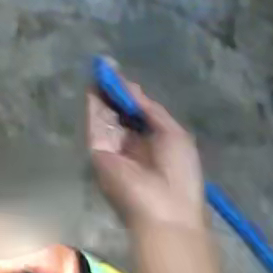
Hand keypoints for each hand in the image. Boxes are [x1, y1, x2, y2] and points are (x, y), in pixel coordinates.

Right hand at [86, 77, 206, 232]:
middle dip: (113, 88)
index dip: (129, 92)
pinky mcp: (96, 148)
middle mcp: (131, 142)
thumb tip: (129, 84)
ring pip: (104, 113)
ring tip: (98, 68)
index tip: (120, 71)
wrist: (164, 208)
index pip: (137, 111)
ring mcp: (113, 145)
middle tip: (105, 64)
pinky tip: (94, 85)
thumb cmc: (179, 173)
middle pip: (118, 110)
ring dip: (101, 91)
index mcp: (154, 142)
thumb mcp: (174, 134)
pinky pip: (94, 122)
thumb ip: (150, 108)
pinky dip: (93, 103)